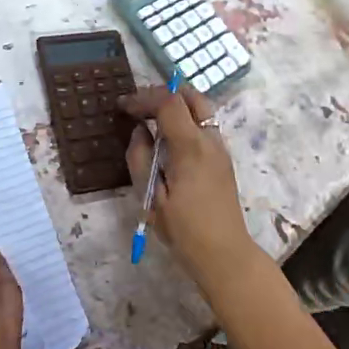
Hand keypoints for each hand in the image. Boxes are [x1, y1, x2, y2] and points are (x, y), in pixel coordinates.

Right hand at [120, 86, 254, 283]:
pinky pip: (205, 125)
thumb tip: (140, 131)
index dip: (144, 97)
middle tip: (140, 106)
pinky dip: (186, 119)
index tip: (123, 106)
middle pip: (191, 96)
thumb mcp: (150, 195)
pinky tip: (170, 139)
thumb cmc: (183, 228)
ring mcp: (220, 148)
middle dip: (163, 93)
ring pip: (201, 108)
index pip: (169, 102)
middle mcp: (210, 139)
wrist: (224, 254)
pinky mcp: (223, 159)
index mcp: (190, 146)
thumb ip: (140, 156)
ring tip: (153, 119)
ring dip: (177, 105)